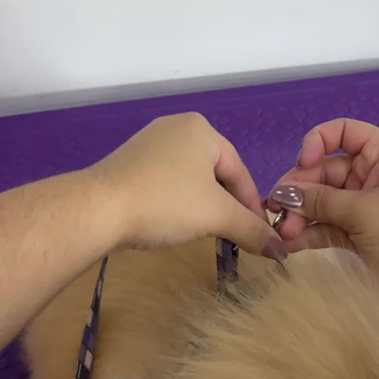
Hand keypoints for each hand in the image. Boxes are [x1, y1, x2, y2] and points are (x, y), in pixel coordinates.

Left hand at [87, 113, 281, 254]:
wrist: (97, 209)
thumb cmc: (164, 202)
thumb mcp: (216, 216)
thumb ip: (251, 229)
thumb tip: (281, 251)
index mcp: (201, 129)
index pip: (240, 171)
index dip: (253, 207)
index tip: (261, 237)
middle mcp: (176, 127)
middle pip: (216, 173)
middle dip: (227, 206)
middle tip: (234, 236)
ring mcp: (149, 143)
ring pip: (191, 179)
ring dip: (203, 206)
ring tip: (206, 232)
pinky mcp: (129, 162)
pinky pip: (166, 181)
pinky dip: (177, 202)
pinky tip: (173, 222)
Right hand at [267, 119, 378, 297]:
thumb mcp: (364, 214)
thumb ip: (320, 200)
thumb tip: (283, 193)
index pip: (344, 132)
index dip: (317, 142)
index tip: (302, 165)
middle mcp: (374, 176)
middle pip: (326, 170)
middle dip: (300, 189)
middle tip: (274, 210)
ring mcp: (368, 206)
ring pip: (324, 201)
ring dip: (300, 214)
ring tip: (281, 233)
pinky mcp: (362, 234)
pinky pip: (330, 225)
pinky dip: (310, 232)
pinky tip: (289, 245)